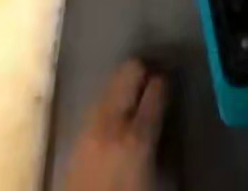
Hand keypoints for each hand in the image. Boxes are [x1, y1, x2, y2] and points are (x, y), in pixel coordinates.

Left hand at [61, 59, 167, 190]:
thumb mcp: (155, 178)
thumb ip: (161, 139)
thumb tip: (165, 113)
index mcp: (137, 136)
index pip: (157, 87)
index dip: (167, 80)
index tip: (172, 80)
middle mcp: (111, 121)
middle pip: (128, 71)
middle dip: (144, 69)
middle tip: (155, 78)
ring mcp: (89, 125)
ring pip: (111, 81)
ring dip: (126, 82)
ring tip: (137, 94)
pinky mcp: (76, 136)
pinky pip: (98, 102)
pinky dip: (111, 99)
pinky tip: (117, 116)